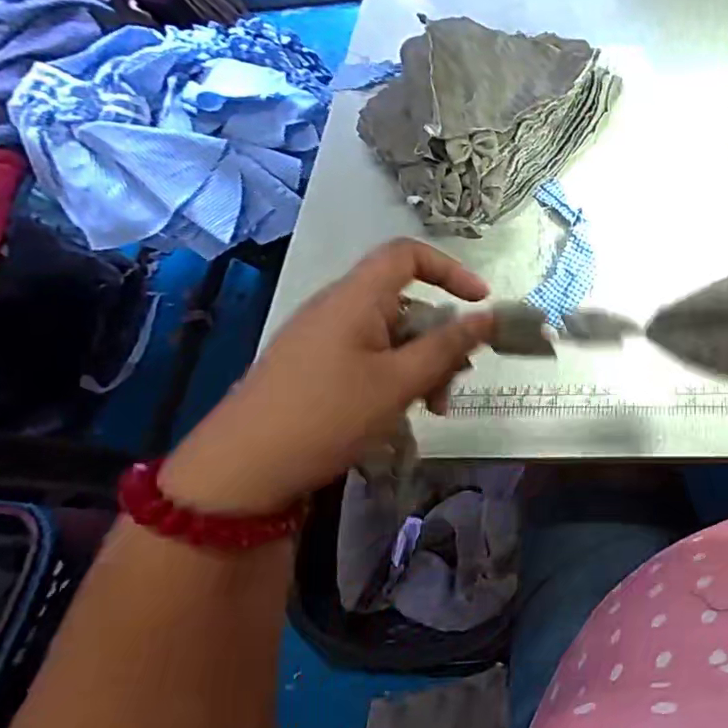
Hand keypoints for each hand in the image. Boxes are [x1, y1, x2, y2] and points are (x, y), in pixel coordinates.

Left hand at [160, 240, 494, 514]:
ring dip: (423, 365)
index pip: (407, 255)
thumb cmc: (327, 417)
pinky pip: (371, 356)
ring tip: (433, 408)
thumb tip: (488, 316)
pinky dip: (396, 377)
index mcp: (355, 299)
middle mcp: (338, 309)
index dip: (450, 270)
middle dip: (441, 337)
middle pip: (406, 302)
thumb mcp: (400, 382)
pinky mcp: (315, 366)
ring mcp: (323, 338)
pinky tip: (403, 413)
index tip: (480, 303)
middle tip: (457, 380)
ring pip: (392, 335)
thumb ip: (449, 347)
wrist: (239, 472)